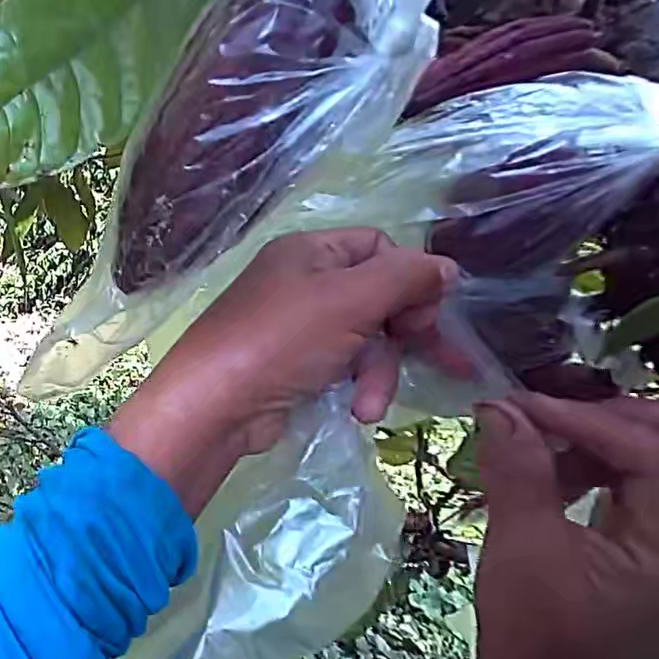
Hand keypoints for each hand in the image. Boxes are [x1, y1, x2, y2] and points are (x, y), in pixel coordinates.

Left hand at [108, 228, 459, 513]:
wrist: (214, 405)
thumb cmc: (280, 341)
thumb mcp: (349, 299)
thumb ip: (405, 276)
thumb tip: (444, 267)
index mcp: (308, 251)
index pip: (379, 247)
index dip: (411, 277)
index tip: (426, 314)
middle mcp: (300, 282)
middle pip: (378, 295)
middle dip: (405, 333)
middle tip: (441, 360)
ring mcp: (295, 326)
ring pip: (366, 337)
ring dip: (379, 372)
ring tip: (370, 405)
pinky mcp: (293, 364)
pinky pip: (343, 366)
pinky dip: (356, 386)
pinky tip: (358, 411)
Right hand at [471, 394, 658, 658]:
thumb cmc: (531, 623)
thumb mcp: (517, 544)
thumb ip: (517, 471)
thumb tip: (499, 407)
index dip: (594, 422)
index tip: (525, 407)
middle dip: (647, 417)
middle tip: (570, 415)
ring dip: (652, 432)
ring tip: (575, 438)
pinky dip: (652, 455)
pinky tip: (591, 463)